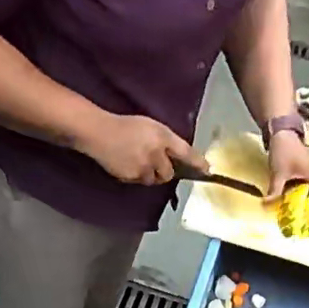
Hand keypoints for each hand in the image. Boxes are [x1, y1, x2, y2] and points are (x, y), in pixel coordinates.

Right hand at [77, 113, 203, 185]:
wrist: (100, 133)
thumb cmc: (125, 125)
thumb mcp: (149, 126)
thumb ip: (163, 140)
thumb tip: (174, 156)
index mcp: (162, 136)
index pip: (185, 152)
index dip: (197, 162)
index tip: (207, 170)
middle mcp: (156, 153)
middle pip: (168, 173)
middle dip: (164, 171)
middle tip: (155, 164)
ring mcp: (143, 167)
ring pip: (153, 180)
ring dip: (150, 174)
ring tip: (137, 162)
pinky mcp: (131, 177)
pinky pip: (139, 181)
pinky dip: (136, 176)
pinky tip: (127, 165)